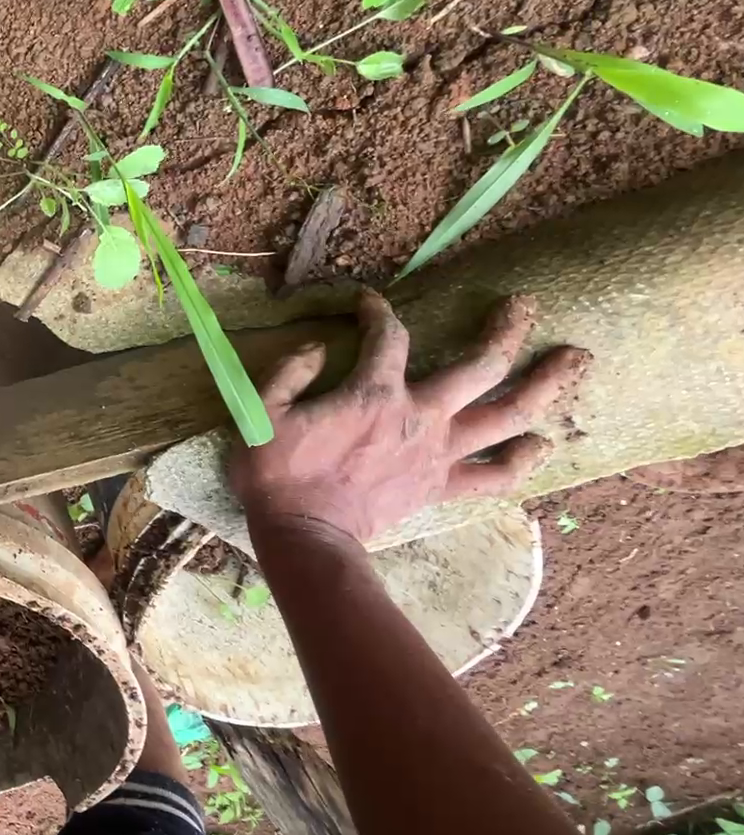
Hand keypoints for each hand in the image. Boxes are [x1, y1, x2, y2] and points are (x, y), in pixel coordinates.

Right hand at [229, 292, 590, 546]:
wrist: (302, 532)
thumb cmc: (275, 471)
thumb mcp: (261, 411)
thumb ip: (289, 372)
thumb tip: (317, 347)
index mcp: (372, 395)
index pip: (387, 338)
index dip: (378, 313)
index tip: (368, 301)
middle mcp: (419, 417)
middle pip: (479, 367)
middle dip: (504, 332)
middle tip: (523, 306)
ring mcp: (438, 454)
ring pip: (508, 416)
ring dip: (546, 385)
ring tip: (573, 360)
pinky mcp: (440, 487)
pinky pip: (496, 475)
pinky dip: (524, 458)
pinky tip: (541, 443)